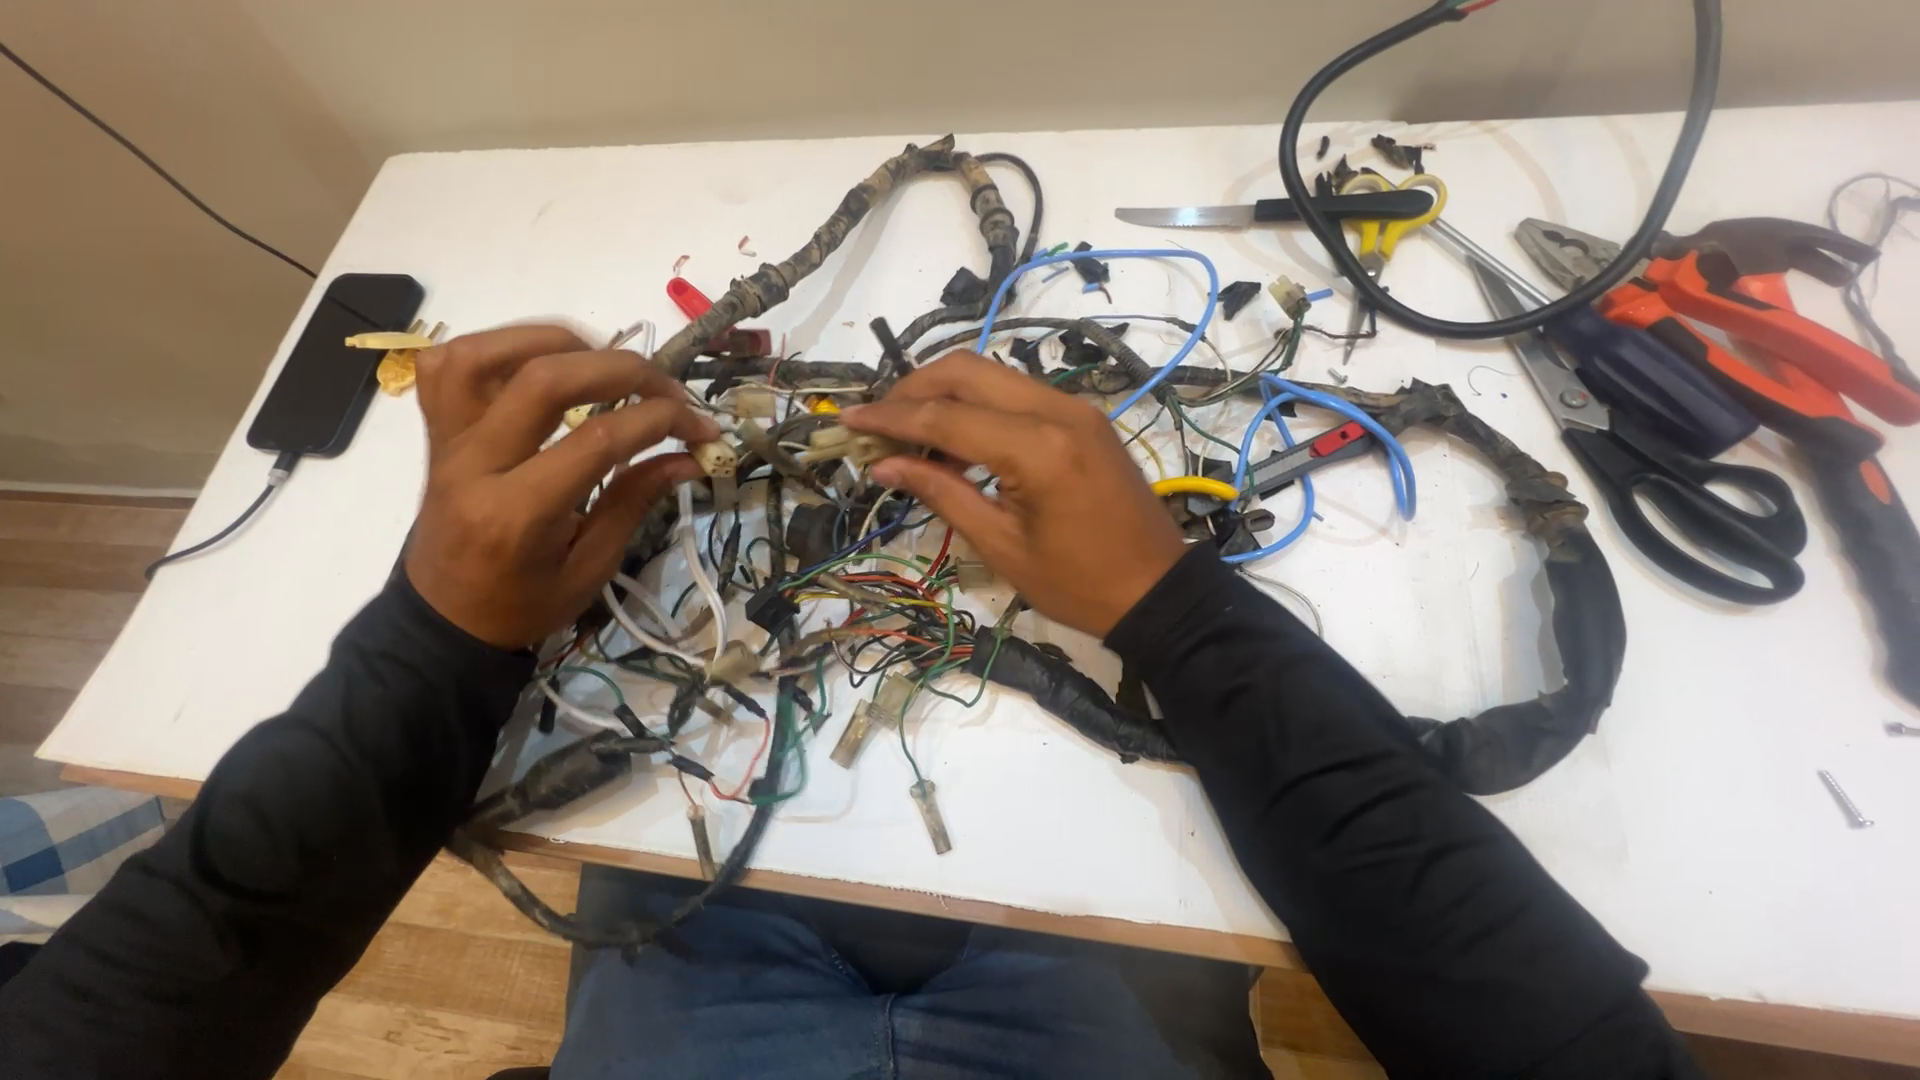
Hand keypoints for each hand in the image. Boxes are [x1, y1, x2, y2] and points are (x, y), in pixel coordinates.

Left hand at [405, 325, 719, 648]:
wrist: (443, 618)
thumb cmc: (523, 604)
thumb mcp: (591, 568)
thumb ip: (634, 502)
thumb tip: (689, 456)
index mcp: (517, 513)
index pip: (596, 439)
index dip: (660, 421)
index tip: (701, 427)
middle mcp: (474, 464)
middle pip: (545, 379)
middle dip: (623, 370)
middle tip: (668, 390)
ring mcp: (447, 440)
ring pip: (487, 354)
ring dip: (559, 343)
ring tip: (608, 363)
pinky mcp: (437, 429)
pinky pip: (452, 362)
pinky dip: (503, 346)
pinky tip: (547, 361)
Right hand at [841, 352, 1184, 636]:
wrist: (1157, 590)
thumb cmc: (1077, 584)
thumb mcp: (1001, 546)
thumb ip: (941, 493)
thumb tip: (883, 464)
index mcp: (1037, 449)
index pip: (945, 415)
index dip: (890, 416)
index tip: (847, 418)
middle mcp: (1057, 410)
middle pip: (967, 370)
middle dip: (913, 388)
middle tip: (877, 422)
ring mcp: (1076, 408)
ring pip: (993, 375)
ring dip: (945, 395)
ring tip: (909, 436)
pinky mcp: (1084, 417)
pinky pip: (1018, 394)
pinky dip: (979, 407)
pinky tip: (957, 444)